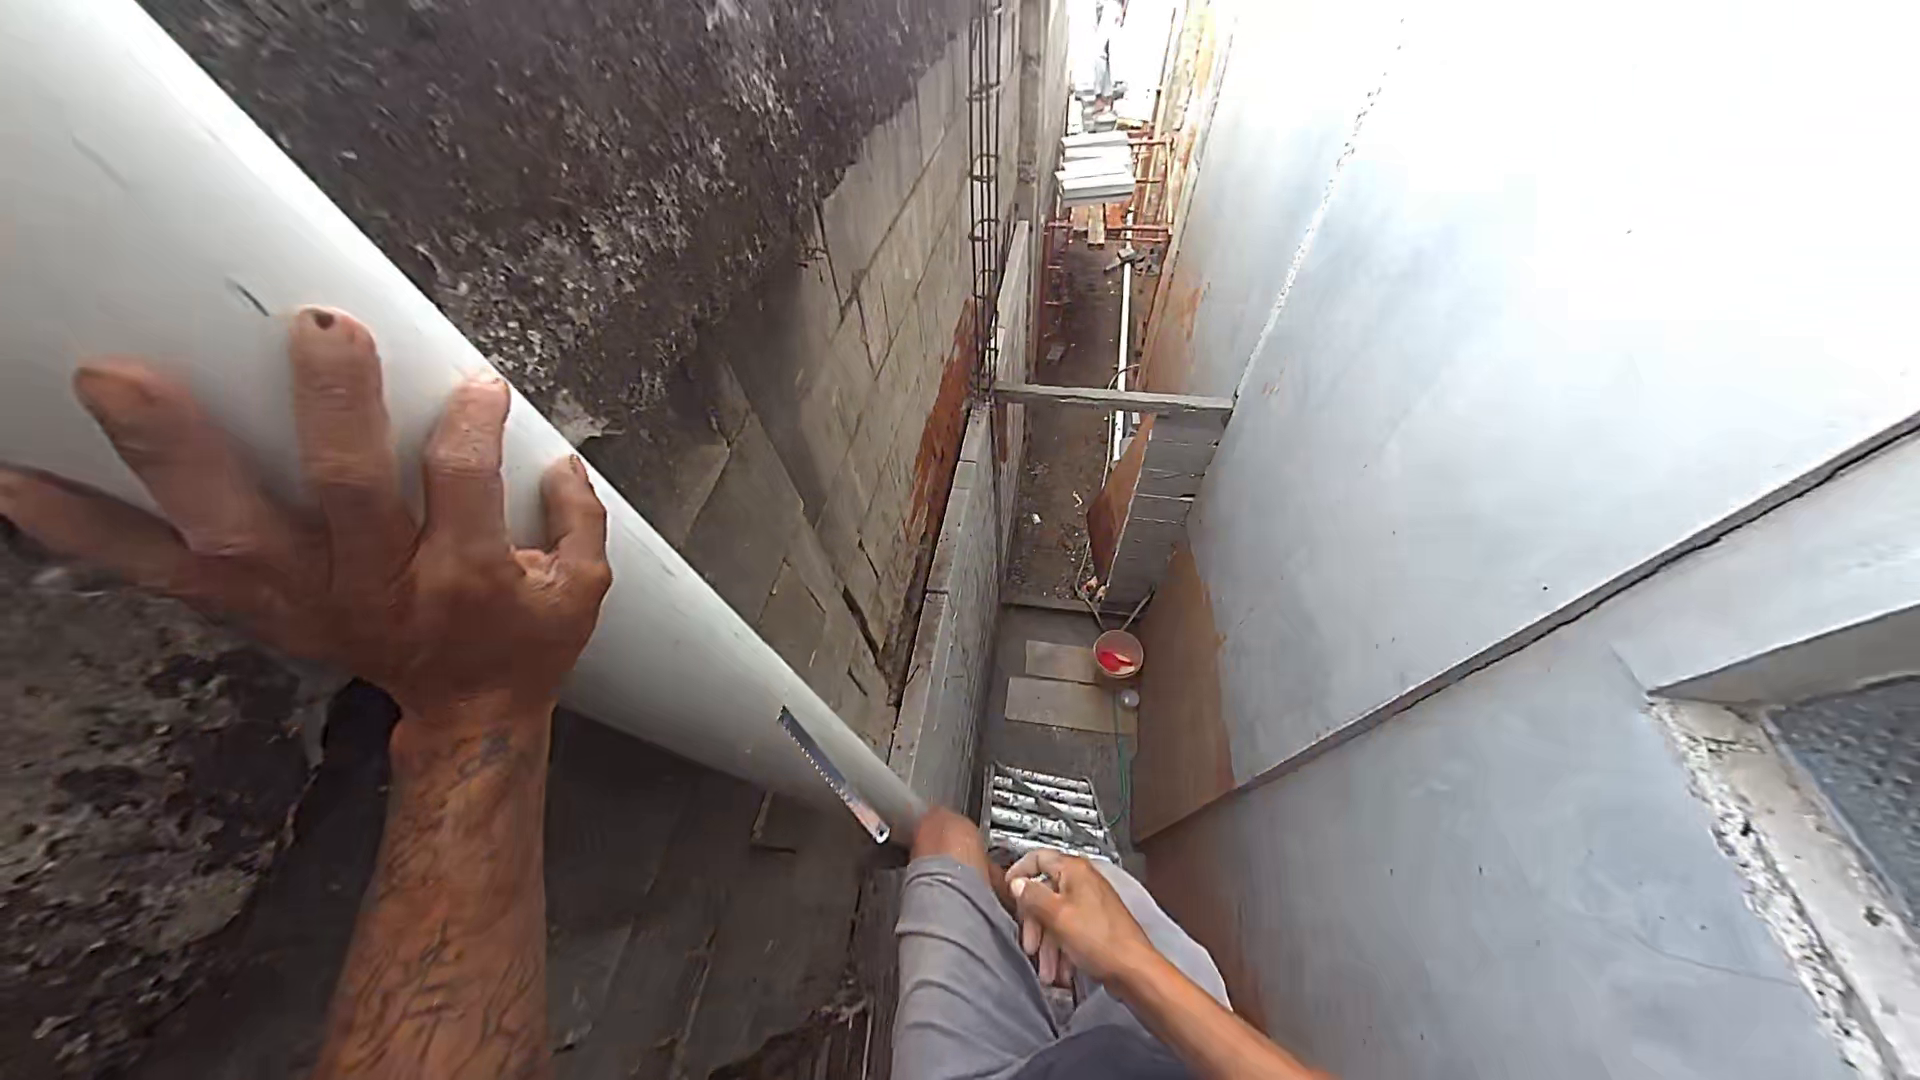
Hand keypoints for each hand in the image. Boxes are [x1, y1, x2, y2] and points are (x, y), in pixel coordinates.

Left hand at [0, 307, 611, 732]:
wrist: (472, 709)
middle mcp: (385, 584)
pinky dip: (89, 534)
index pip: (464, 480)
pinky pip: (167, 576)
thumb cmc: (528, 645)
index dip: (470, 423)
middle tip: (323, 334)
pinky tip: (22, 482)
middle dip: (337, 406)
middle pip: (348, 487)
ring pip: (237, 528)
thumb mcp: (583, 588)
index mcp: (471, 575)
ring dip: (179, 457)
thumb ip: (579, 518)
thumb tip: (559, 459)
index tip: (476, 385)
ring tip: (125, 379)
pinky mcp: (266, 610)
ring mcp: (312, 599)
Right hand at [1007, 848, 1158, 988]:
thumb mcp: (1057, 915)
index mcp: (1073, 870)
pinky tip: (1061, 972)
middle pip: (1045, 893)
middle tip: (1029, 945)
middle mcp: (1082, 881)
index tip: (1008, 888)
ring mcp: (1091, 903)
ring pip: (1056, 916)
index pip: (1038, 858)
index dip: (1019, 871)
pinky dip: (1062, 949)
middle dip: (1034, 923)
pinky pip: (1070, 931)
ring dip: (1047, 944)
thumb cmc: (1098, 939)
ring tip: (1047, 970)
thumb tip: (1017, 882)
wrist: (1135, 971)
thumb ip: (1032, 896)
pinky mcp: (1097, 925)